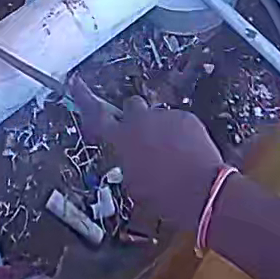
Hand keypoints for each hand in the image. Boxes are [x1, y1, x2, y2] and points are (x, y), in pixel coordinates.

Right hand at [71, 79, 224, 231]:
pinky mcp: (186, 117)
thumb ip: (125, 163)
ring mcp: (163, 116)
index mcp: (121, 138)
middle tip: (145, 137)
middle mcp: (139, 121)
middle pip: (131, 106)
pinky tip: (189, 153)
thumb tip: (128, 159)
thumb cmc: (165, 196)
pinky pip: (178, 121)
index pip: (95, 113)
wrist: (204, 192)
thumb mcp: (134, 186)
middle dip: (136, 118)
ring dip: (160, 129)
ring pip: (157, 116)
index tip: (75, 82)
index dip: (83, 97)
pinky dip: (181, 133)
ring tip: (174, 153)